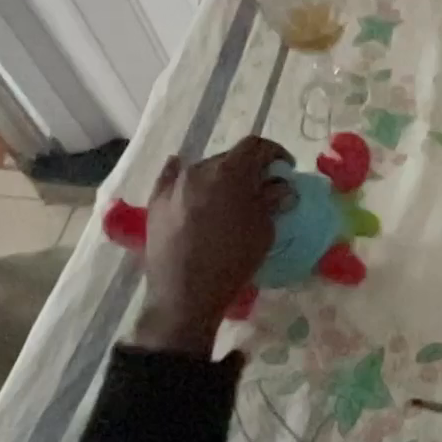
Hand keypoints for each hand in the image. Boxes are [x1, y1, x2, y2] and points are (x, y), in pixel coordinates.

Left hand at [129, 136, 291, 353]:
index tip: (285, 168)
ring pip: (204, 169)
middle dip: (248, 168)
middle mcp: (200, 169)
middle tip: (261, 187)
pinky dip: (184, 176)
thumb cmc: (233, 261)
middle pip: (230, 158)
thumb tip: (280, 187)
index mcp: (230, 172)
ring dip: (221, 177)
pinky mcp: (156, 201)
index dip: (275, 153)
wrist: (185, 294)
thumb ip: (272, 201)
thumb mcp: (264, 231)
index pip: (256, 146)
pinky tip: (186, 178)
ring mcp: (174, 184)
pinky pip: (172, 178)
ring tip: (229, 197)